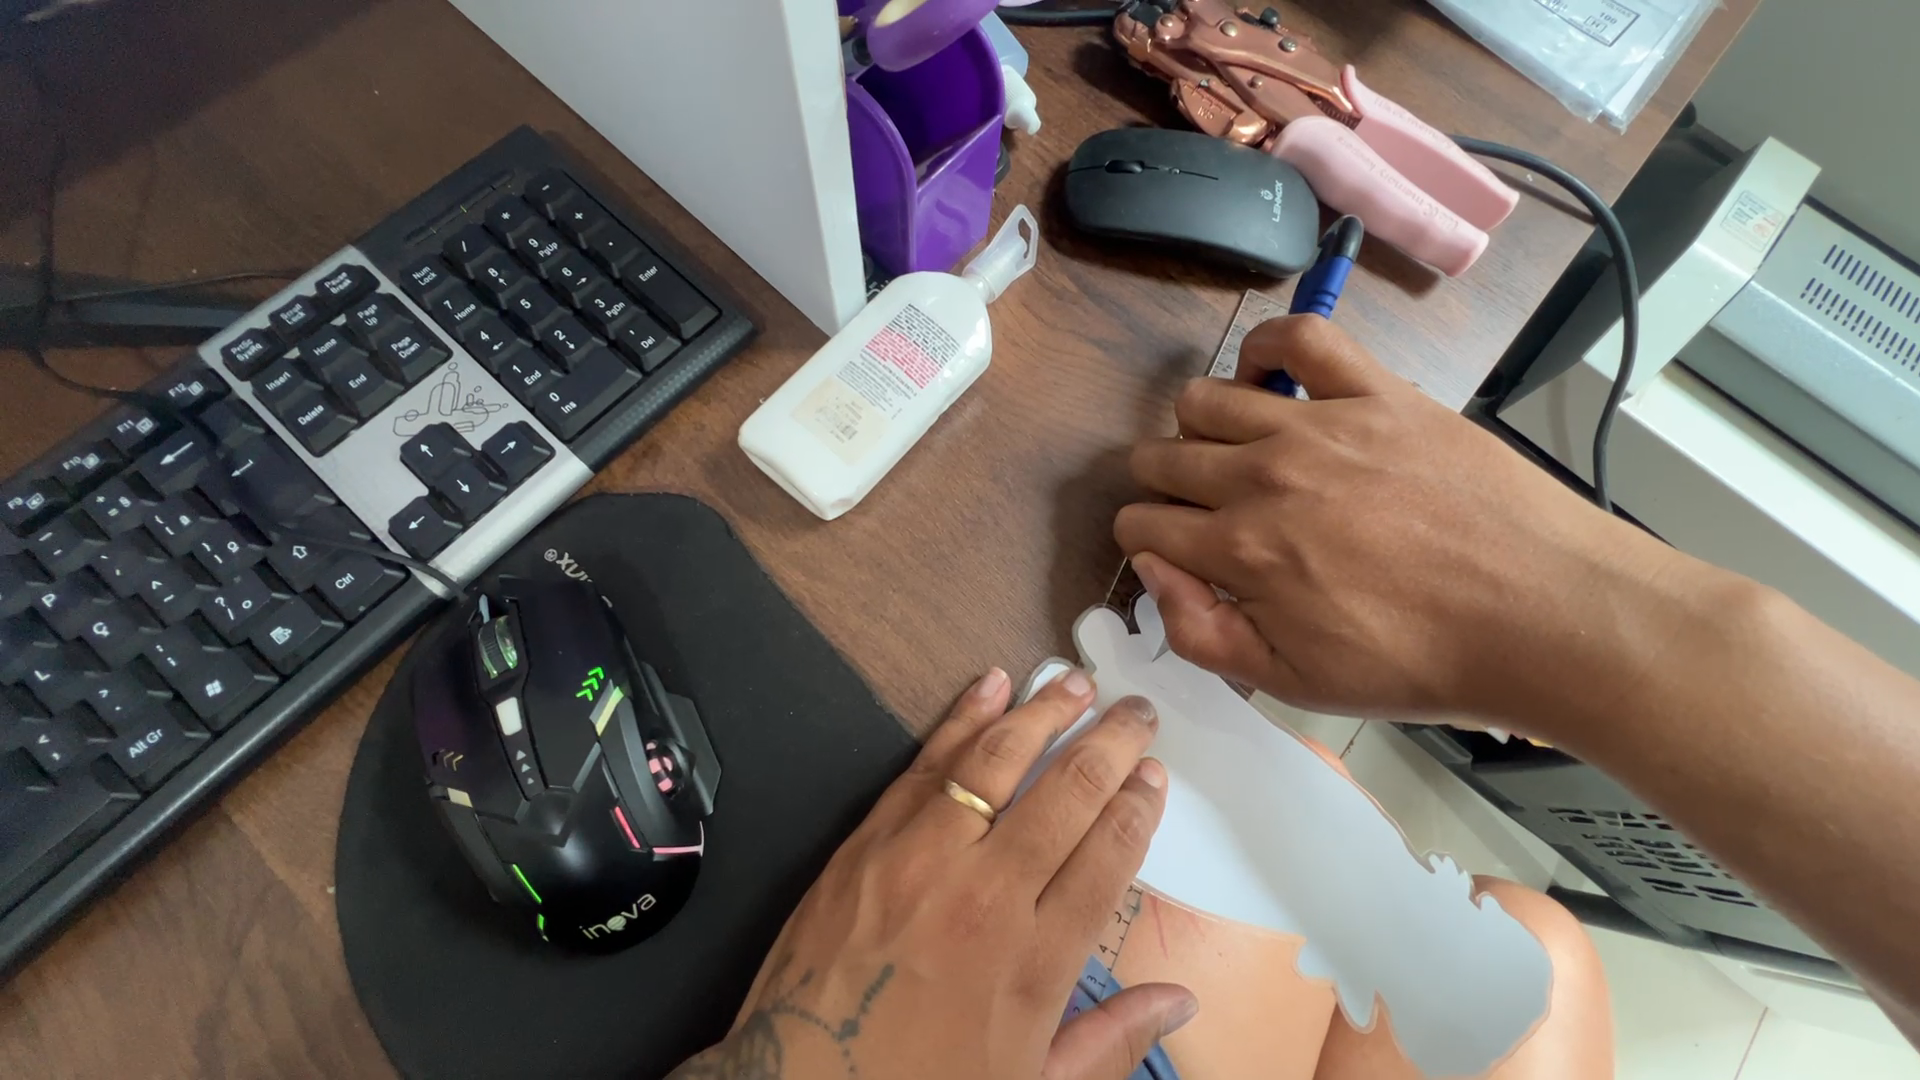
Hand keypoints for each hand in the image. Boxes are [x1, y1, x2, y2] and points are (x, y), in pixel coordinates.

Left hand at [672, 669, 1194, 1079]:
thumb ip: (1109, 1042)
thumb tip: (1179, 1001)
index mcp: (1035, 958)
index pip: (1106, 855)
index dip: (1137, 806)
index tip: (1153, 773)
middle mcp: (988, 893)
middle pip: (1067, 795)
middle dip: (1112, 745)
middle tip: (1137, 713)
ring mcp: (925, 854)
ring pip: (1000, 760)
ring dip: (1044, 713)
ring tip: (1076, 683)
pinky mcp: (873, 836)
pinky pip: (929, 762)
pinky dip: (964, 717)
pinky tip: (991, 685)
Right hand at [1114, 316, 1679, 725]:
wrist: (1546, 617)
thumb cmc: (1414, 661)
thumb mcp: (1290, 683)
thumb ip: (1197, 633)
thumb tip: (1152, 568)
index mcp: (1239, 551)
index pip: (1139, 524)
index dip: (1145, 541)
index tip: (1176, 552)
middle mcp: (1261, 478)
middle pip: (1158, 457)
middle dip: (1161, 488)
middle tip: (1204, 512)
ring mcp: (1318, 425)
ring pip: (1201, 399)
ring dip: (1197, 430)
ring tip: (1236, 455)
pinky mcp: (1376, 392)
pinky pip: (1298, 336)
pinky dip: (1265, 350)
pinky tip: (1270, 384)